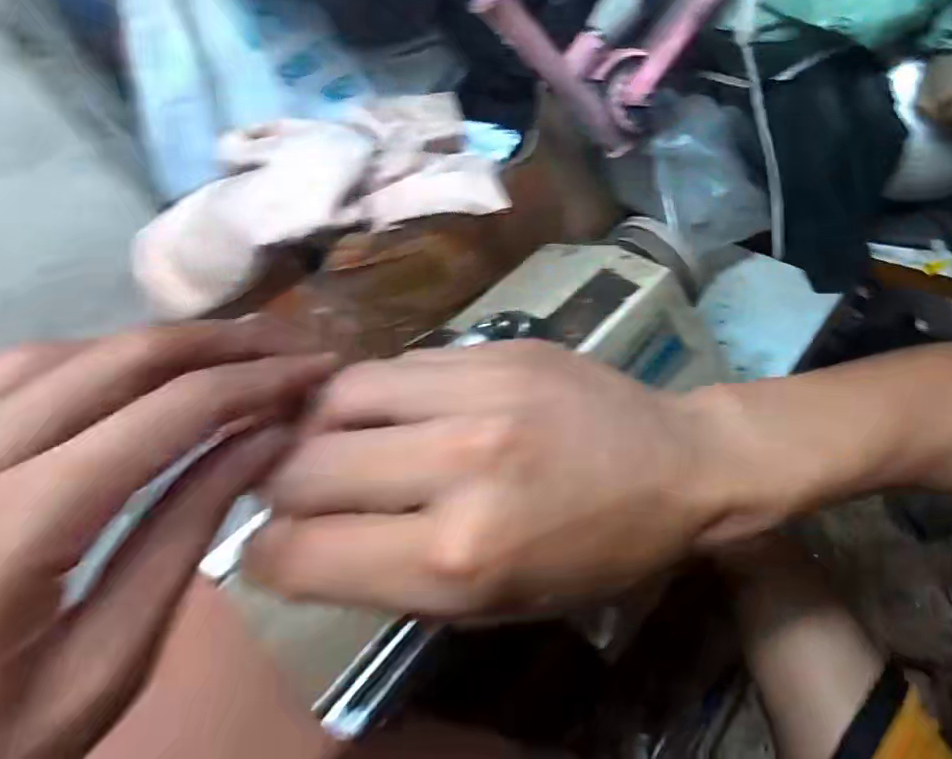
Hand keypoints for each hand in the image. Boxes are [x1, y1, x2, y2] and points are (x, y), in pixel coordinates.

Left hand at [0, 321, 334, 758]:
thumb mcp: (98, 670)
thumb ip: (185, 534)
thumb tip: (269, 436)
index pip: (171, 409)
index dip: (263, 378)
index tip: (323, 368)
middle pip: (109, 361)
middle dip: (219, 341)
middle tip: (290, 345)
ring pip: (41, 359)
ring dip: (147, 346)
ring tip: (218, 355)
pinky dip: (77, 368)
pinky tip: (119, 389)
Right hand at [246, 341, 724, 616]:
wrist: (681, 463)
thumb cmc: (600, 550)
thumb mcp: (497, 603)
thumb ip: (392, 580)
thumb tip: (302, 543)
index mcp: (457, 554)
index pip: (293, 552)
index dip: (269, 557)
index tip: (286, 547)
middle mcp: (460, 462)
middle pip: (301, 466)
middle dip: (285, 488)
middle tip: (314, 492)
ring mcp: (485, 391)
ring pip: (339, 393)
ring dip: (323, 424)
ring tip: (348, 440)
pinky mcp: (507, 347)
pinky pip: (405, 360)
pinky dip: (383, 389)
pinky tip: (404, 406)